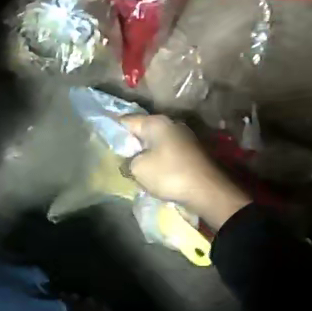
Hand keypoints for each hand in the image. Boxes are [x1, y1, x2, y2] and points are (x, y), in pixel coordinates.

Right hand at [121, 115, 252, 230]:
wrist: (208, 190)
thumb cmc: (170, 175)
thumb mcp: (139, 169)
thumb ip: (128, 162)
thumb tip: (130, 162)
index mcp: (156, 122)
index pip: (126, 120)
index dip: (113, 129)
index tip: (103, 140)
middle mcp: (171, 124)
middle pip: (143, 130)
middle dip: (131, 143)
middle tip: (118, 157)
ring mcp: (184, 137)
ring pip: (157, 142)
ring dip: (146, 153)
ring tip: (135, 167)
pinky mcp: (193, 151)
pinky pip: (168, 152)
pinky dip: (159, 160)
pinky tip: (154, 172)